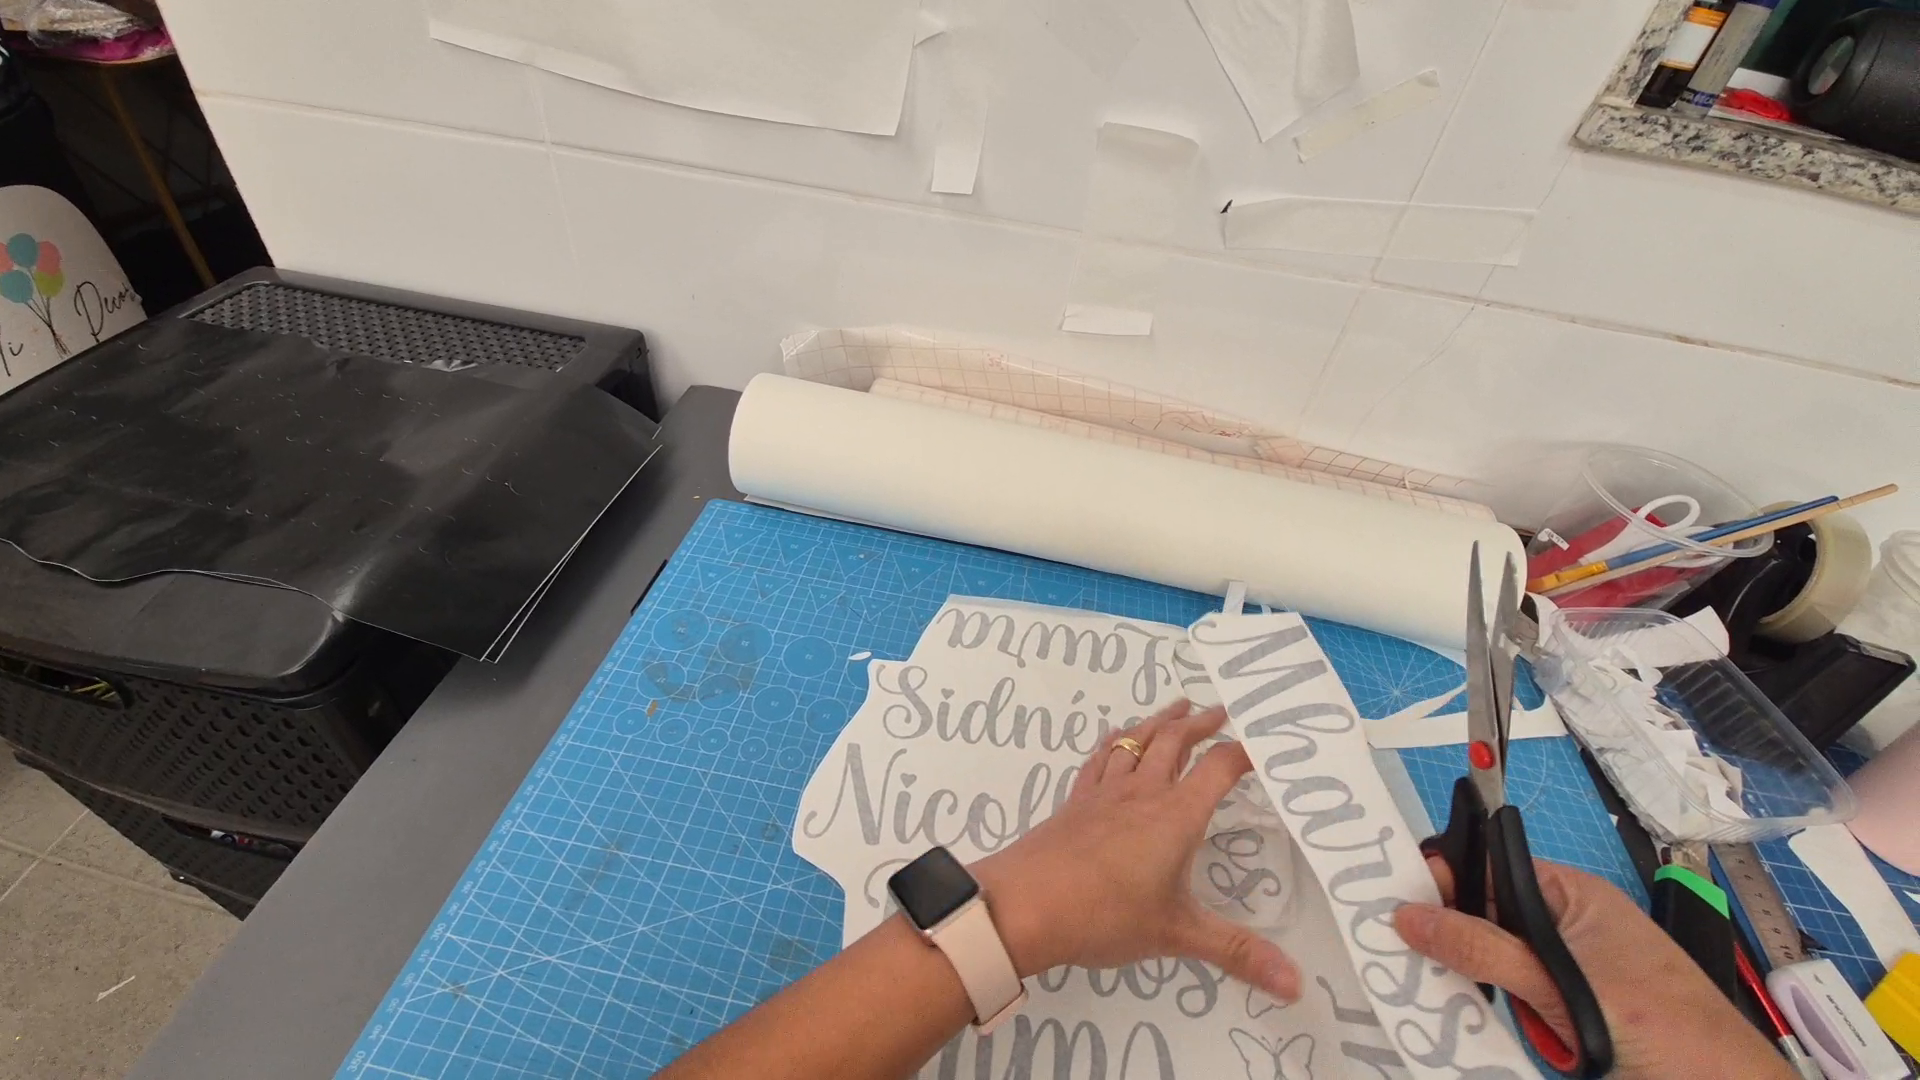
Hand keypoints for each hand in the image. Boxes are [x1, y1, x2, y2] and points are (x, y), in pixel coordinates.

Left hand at [971, 701, 1301, 1002]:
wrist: (1027, 902)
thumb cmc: (1106, 914)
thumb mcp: (1177, 934)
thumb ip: (1237, 952)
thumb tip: (1297, 984)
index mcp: (1175, 815)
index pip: (1218, 769)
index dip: (1243, 752)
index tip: (1263, 741)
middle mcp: (1143, 792)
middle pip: (1174, 741)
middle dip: (1200, 723)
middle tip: (1219, 710)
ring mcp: (1105, 792)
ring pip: (1137, 741)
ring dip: (1159, 722)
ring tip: (1176, 708)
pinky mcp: (1077, 799)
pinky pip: (1101, 758)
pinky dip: (1115, 742)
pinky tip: (1116, 738)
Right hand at [1395, 855, 1795, 1079]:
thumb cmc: (1668, 1034)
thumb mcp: (1564, 985)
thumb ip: (1482, 949)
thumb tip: (1403, 915)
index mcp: (1570, 894)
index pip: (1485, 866)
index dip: (1440, 879)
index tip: (1393, 902)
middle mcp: (1565, 923)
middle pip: (1483, 913)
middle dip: (1448, 934)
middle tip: (1399, 949)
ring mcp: (1569, 969)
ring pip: (1492, 957)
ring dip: (1469, 977)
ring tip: (1430, 990)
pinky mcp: (1570, 1011)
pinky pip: (1510, 995)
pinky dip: (1489, 1007)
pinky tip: (1466, 1018)